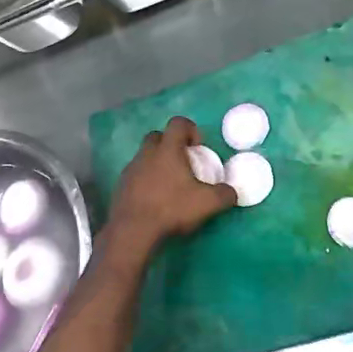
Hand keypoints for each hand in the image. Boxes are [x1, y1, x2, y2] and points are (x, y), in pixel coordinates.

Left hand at [105, 117, 236, 250]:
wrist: (133, 229)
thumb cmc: (171, 208)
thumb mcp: (207, 203)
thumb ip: (225, 194)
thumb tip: (231, 192)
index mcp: (167, 149)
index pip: (178, 123)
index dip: (191, 129)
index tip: (198, 147)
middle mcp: (146, 153)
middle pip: (157, 136)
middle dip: (171, 144)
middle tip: (184, 163)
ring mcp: (131, 168)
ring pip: (145, 156)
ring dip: (157, 163)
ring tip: (170, 184)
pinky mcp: (121, 184)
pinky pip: (136, 174)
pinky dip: (146, 179)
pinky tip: (155, 198)